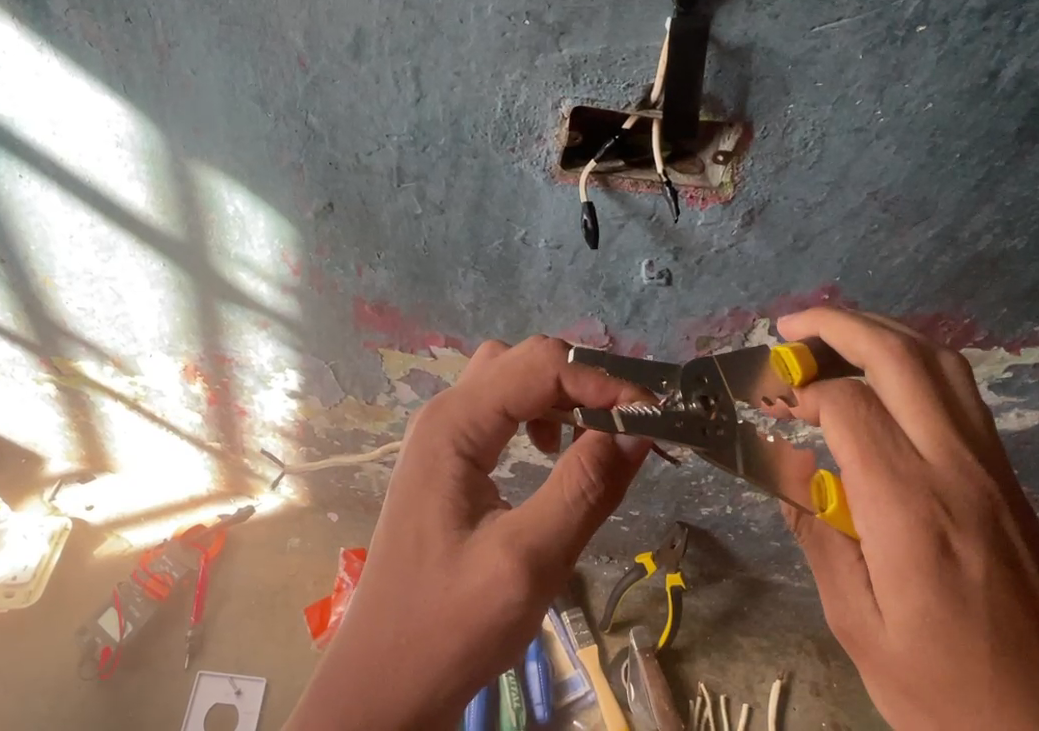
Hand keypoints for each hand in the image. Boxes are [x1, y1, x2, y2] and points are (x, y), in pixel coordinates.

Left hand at [286, 336, 651, 730]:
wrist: (387, 677)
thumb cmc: (450, 624)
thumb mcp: (528, 561)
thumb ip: (584, 489)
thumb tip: (637, 429)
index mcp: (454, 425)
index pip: (538, 365)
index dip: (599, 381)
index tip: (651, 418)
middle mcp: (444, 415)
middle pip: (522, 360)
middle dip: (582, 381)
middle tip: (629, 425)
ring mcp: (442, 436)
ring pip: (510, 379)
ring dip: (558, 394)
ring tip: (592, 438)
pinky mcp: (448, 461)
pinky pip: (499, 410)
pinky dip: (537, 414)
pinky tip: (551, 454)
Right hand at [766, 308, 1038, 730]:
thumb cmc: (948, 693)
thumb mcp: (858, 626)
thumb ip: (817, 535)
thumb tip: (783, 470)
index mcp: (910, 506)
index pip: (848, 405)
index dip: (800, 391)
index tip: (771, 405)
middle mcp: (958, 469)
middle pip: (899, 356)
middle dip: (836, 324)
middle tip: (788, 326)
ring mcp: (993, 470)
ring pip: (941, 363)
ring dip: (881, 333)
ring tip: (831, 338)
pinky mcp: (1011, 481)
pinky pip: (962, 393)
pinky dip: (915, 363)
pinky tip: (883, 382)